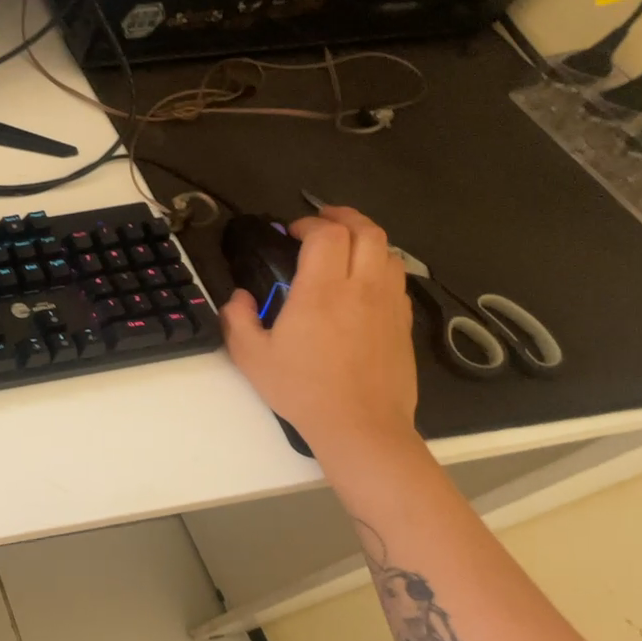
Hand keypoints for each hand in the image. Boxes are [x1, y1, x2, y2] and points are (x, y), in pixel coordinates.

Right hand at [220, 206, 418, 455]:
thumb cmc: (301, 389)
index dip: (309, 224)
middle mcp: (361, 288)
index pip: (327, 235)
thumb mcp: (251, 357)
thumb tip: (240, 297)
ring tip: (343, 247)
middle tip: (322, 221)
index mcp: (322, 292)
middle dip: (344, 218)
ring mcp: (388, 303)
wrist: (360, 422)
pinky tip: (361, 282)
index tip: (291, 232)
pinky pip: (396, 278)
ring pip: (388, 251)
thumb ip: (238, 319)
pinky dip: (379, 265)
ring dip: (365, 239)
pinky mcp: (402, 320)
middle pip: (367, 231)